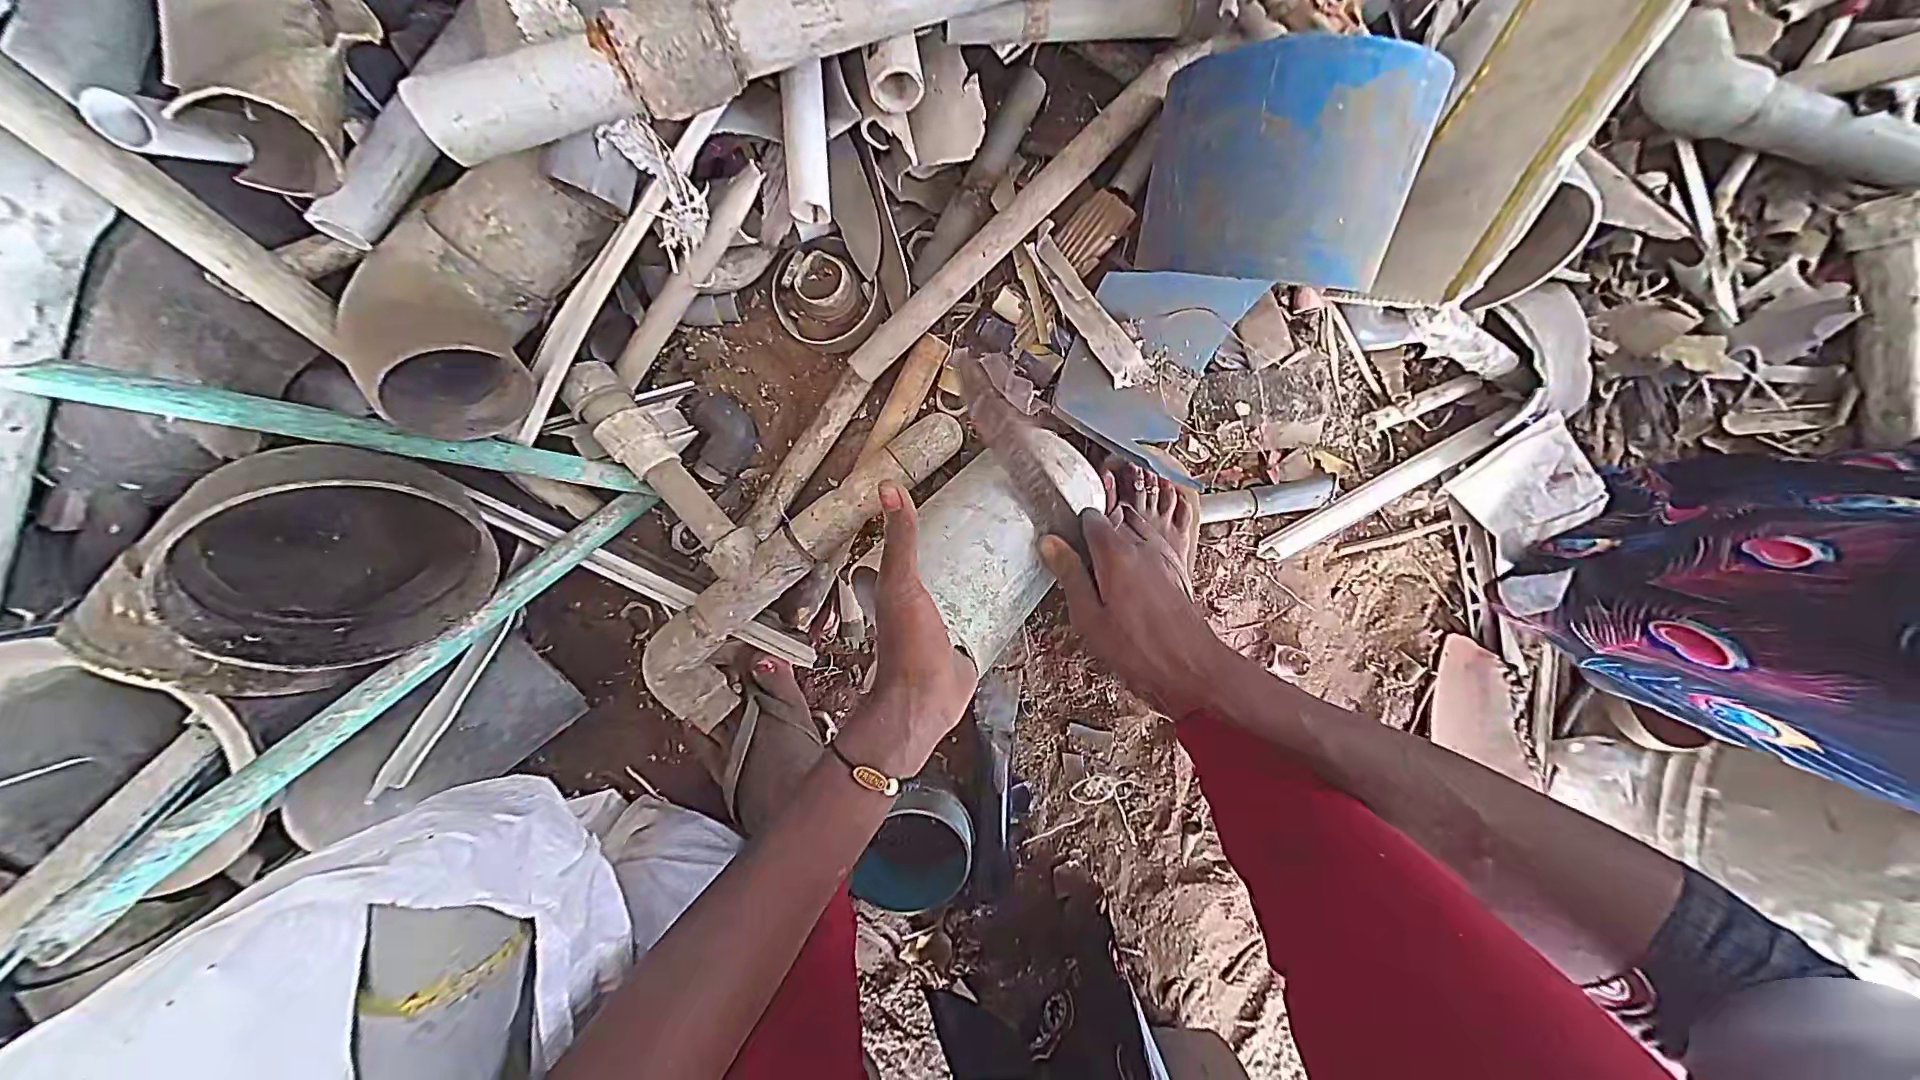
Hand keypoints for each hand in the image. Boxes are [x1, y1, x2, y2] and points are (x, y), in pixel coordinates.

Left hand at [838, 481, 976, 776]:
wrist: (928, 701)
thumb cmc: (906, 644)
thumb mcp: (902, 583)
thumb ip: (900, 539)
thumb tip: (888, 488)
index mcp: (888, 588)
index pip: (890, 551)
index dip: (898, 531)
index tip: (917, 507)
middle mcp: (911, 603)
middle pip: (928, 568)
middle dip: (943, 550)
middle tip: (969, 523)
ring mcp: (937, 622)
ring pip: (952, 589)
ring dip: (968, 574)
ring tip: (995, 545)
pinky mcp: (962, 638)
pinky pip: (977, 612)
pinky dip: (989, 600)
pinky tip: (1009, 586)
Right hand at [1039, 506, 1236, 715]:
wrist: (1190, 667)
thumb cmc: (1140, 649)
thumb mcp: (1089, 616)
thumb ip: (1070, 573)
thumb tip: (1051, 544)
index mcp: (1116, 553)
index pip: (1090, 517)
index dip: (1074, 530)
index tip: (1065, 548)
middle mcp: (1143, 546)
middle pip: (1113, 521)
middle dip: (1095, 537)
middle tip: (1083, 568)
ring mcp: (1163, 556)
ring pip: (1134, 531)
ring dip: (1118, 543)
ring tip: (1105, 577)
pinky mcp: (1175, 569)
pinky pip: (1150, 547)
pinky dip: (1137, 554)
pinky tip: (1129, 585)